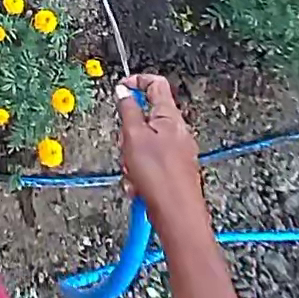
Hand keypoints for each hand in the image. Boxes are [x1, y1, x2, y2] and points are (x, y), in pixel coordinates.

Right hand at [116, 74, 210, 240]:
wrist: (177, 216)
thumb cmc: (160, 178)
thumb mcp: (134, 136)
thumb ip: (128, 109)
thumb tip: (123, 91)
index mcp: (170, 116)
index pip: (155, 83)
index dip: (136, 81)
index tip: (121, 89)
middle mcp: (177, 131)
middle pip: (146, 116)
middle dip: (129, 130)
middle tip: (126, 143)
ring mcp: (177, 151)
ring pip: (144, 141)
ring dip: (131, 154)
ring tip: (133, 170)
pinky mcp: (173, 169)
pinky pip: (149, 161)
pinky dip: (139, 171)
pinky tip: (139, 184)